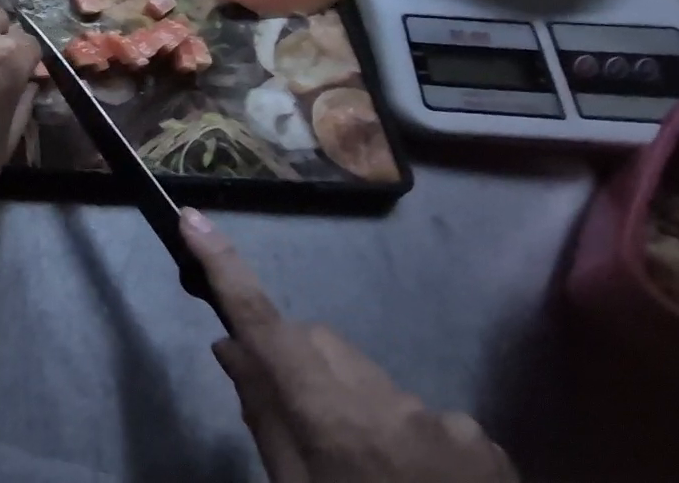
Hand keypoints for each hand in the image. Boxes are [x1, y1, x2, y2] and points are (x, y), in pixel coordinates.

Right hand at [180, 209, 517, 482]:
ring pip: (369, 377)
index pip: (265, 324)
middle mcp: (388, 403)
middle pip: (319, 341)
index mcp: (332, 419)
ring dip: (351, 398)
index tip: (193, 221)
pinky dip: (404, 431)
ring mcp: (445, 420)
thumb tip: (231, 347)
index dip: (226, 269)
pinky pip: (424, 413)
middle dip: (295, 357)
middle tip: (291, 412)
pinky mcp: (486, 442)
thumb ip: (265, 418)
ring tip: (362, 464)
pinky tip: (412, 479)